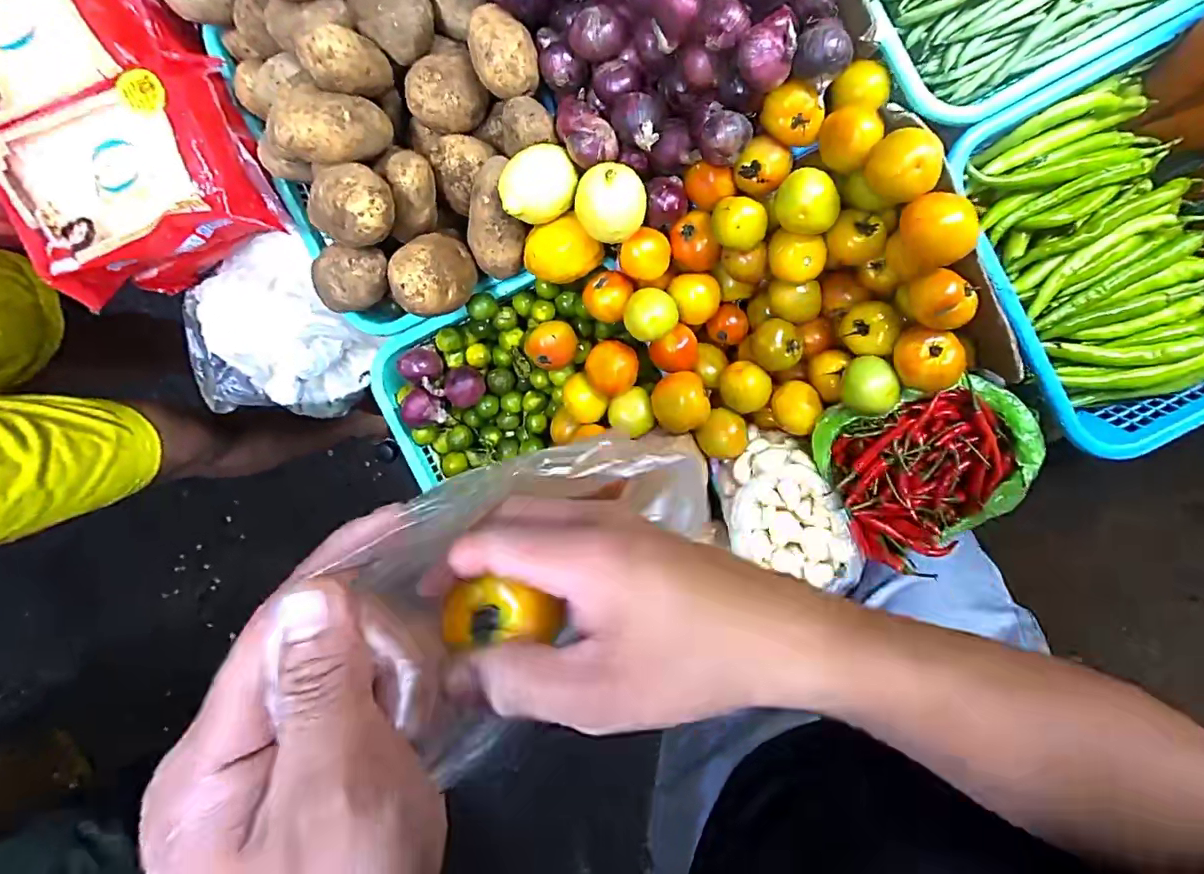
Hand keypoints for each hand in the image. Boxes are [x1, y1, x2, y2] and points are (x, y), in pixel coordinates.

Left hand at [141, 510, 445, 873]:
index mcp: (212, 757)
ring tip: (421, 706)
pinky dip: (390, 691)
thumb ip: (322, 692)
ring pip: (335, 667)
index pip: (272, 628)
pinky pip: (351, 700)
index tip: (395, 521)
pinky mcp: (310, 769)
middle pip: (305, 643)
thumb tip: (314, 589)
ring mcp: (271, 760)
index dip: (334, 566)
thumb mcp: (334, 800)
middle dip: (372, 636)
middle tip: (423, 671)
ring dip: (387, 668)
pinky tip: (416, 702)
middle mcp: (231, 747)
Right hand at [448, 497, 848, 733]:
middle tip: (460, 602)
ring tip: (502, 597)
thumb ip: (517, 681)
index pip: (488, 538)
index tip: (427, 606)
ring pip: (545, 509)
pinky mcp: (643, 525)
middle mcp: (597, 515)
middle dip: (475, 549)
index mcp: (579, 549)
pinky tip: (556, 587)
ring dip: (511, 542)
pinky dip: (544, 541)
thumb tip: (459, 672)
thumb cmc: (686, 665)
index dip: (447, 567)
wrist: (777, 631)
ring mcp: (624, 514)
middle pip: (513, 511)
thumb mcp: (595, 693)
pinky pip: (574, 517)